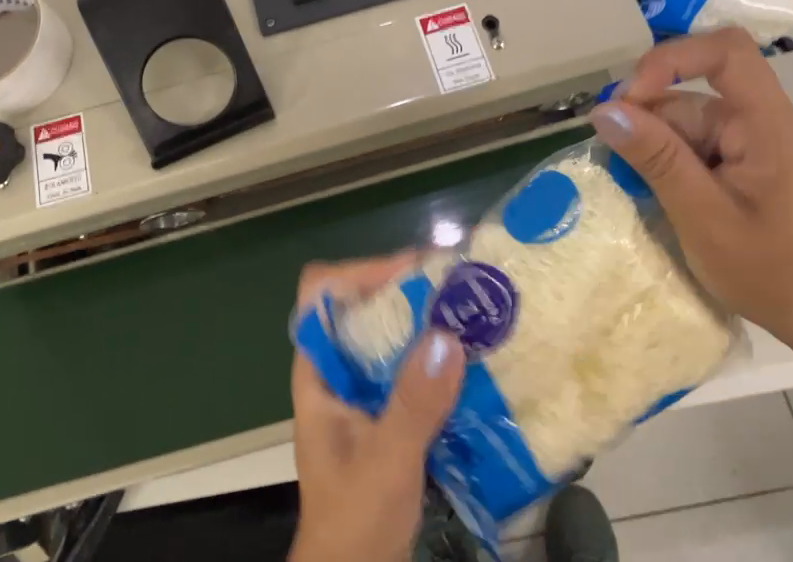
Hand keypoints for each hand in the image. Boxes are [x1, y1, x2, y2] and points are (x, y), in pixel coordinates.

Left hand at [289, 255, 464, 561]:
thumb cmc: (355, 521)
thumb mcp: (387, 461)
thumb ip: (414, 403)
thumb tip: (446, 336)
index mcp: (318, 374)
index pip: (322, 295)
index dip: (361, 272)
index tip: (415, 271)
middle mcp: (336, 374)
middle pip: (361, 309)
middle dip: (407, 293)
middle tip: (460, 286)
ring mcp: (361, 395)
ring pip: (389, 339)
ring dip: (427, 325)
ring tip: (474, 314)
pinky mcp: (387, 416)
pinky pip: (410, 371)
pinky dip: (437, 360)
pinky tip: (474, 363)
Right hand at [590, 29, 792, 356]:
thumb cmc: (771, 272)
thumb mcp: (702, 216)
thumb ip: (656, 158)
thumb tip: (604, 110)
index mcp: (767, 124)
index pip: (725, 52)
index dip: (672, 58)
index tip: (631, 99)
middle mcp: (764, 122)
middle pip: (695, 92)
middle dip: (649, 115)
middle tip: (614, 155)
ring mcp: (757, 144)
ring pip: (690, 120)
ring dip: (655, 143)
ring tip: (632, 183)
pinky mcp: (749, 165)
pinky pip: (700, 144)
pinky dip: (670, 161)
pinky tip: (655, 192)